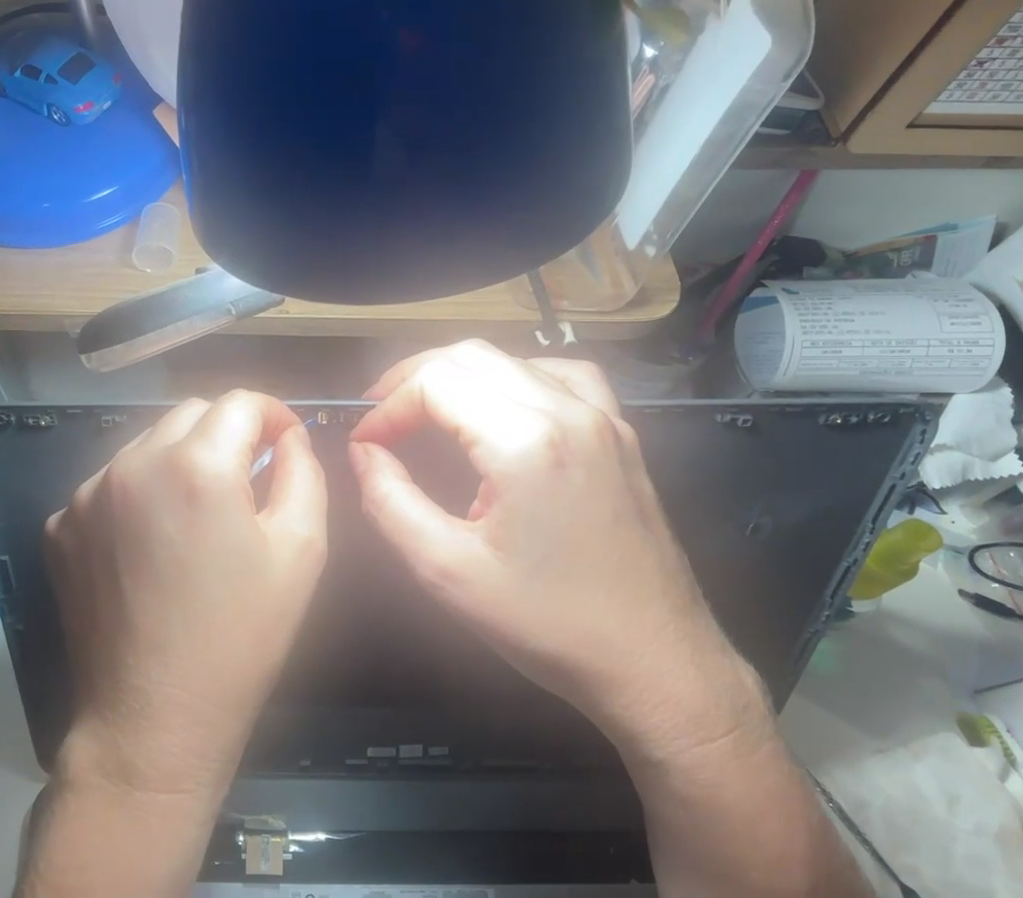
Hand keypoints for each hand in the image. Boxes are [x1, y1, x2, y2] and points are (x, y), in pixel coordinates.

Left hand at [44, 391, 326, 797]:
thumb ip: (303, 472)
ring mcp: (86, 493)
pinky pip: (110, 484)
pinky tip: (152, 545)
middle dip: (227, 434)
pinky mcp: (60, 525)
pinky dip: (138, 494)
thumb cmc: (240, 637)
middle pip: (190, 414)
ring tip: (198, 518)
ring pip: (146, 445)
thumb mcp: (301, 550)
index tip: (287, 444)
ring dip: (180, 461)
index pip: (239, 401)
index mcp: (196, 464)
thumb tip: (289, 438)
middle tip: (249, 483)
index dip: (273, 415)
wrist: (153, 717)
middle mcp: (132, 462)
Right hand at [347, 341, 764, 752]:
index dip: (386, 407)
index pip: (435, 383)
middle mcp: (569, 412)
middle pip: (470, 357)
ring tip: (425, 412)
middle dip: (412, 382)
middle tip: (379, 423)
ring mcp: (603, 419)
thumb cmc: (549, 625)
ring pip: (513, 360)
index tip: (363, 446)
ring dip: (458, 376)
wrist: (659, 665)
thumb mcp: (448, 572)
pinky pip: (562, 377)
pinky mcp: (621, 437)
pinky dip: (515, 378)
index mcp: (526, 441)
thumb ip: (391, 502)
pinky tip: (500, 409)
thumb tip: (364, 454)